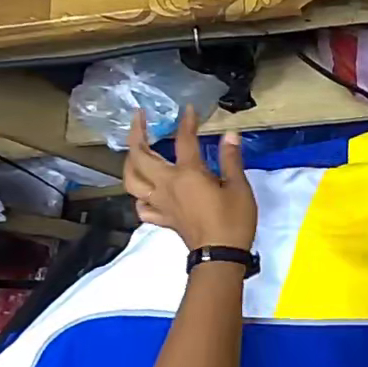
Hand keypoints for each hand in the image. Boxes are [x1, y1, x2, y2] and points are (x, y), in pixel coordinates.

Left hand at [125, 106, 257, 252]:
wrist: (220, 257)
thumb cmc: (232, 220)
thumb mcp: (238, 186)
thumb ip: (231, 158)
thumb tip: (229, 134)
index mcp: (187, 174)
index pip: (183, 140)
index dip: (186, 122)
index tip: (188, 109)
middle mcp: (166, 186)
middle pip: (140, 157)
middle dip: (137, 134)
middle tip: (140, 118)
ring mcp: (161, 204)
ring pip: (132, 181)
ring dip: (129, 162)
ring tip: (135, 151)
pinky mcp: (162, 219)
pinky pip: (141, 206)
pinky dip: (139, 196)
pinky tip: (145, 191)